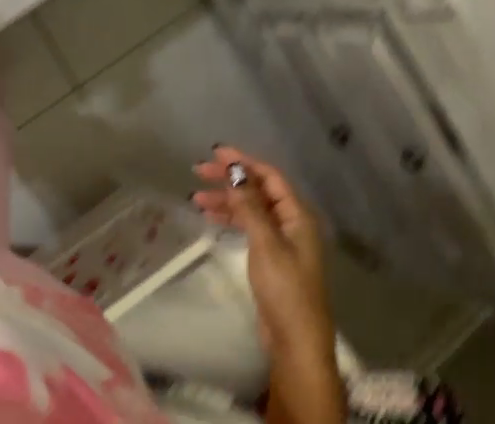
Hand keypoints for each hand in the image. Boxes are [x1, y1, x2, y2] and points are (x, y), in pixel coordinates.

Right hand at [193, 147, 334, 356]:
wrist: (295, 340)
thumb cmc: (284, 288)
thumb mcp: (266, 243)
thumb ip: (250, 206)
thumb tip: (234, 172)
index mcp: (298, 215)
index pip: (270, 176)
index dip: (243, 162)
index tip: (215, 154)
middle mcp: (292, 223)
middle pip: (259, 190)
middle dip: (230, 180)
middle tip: (199, 172)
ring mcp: (282, 241)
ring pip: (251, 209)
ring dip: (227, 200)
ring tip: (196, 198)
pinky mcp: (272, 258)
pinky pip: (249, 227)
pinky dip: (231, 219)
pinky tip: (211, 218)